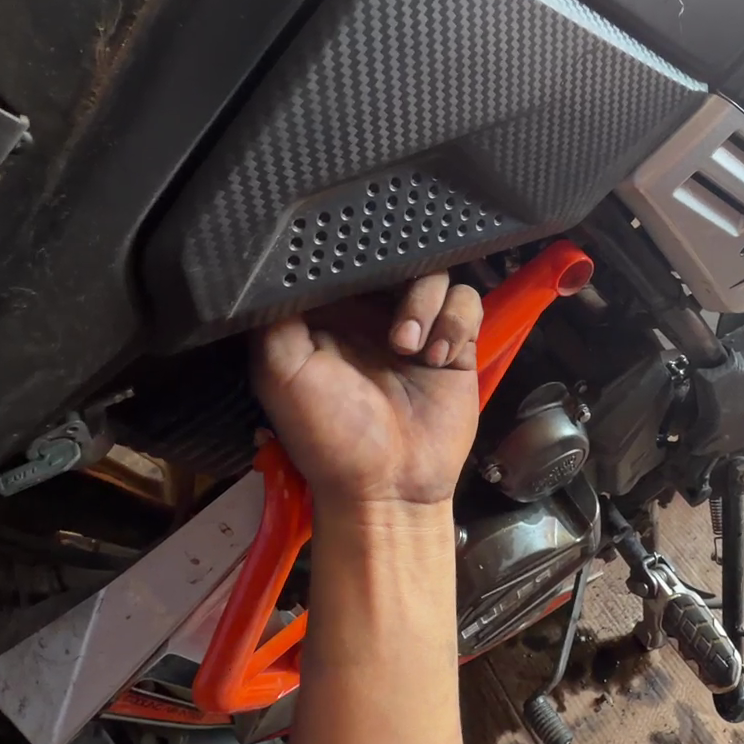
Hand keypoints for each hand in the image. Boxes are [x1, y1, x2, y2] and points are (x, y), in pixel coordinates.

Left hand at [250, 273, 482, 512]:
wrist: (390, 487)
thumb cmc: (330, 436)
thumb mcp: (281, 375)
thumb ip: (276, 317)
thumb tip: (285, 266)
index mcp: (332, 317)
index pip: (347, 263)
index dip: (355, 256)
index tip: (358, 267)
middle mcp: (375, 316)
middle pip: (398, 261)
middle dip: (399, 279)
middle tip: (390, 322)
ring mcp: (420, 328)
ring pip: (437, 276)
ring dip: (428, 304)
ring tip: (412, 348)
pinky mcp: (457, 345)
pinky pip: (467, 304)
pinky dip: (457, 322)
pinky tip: (440, 357)